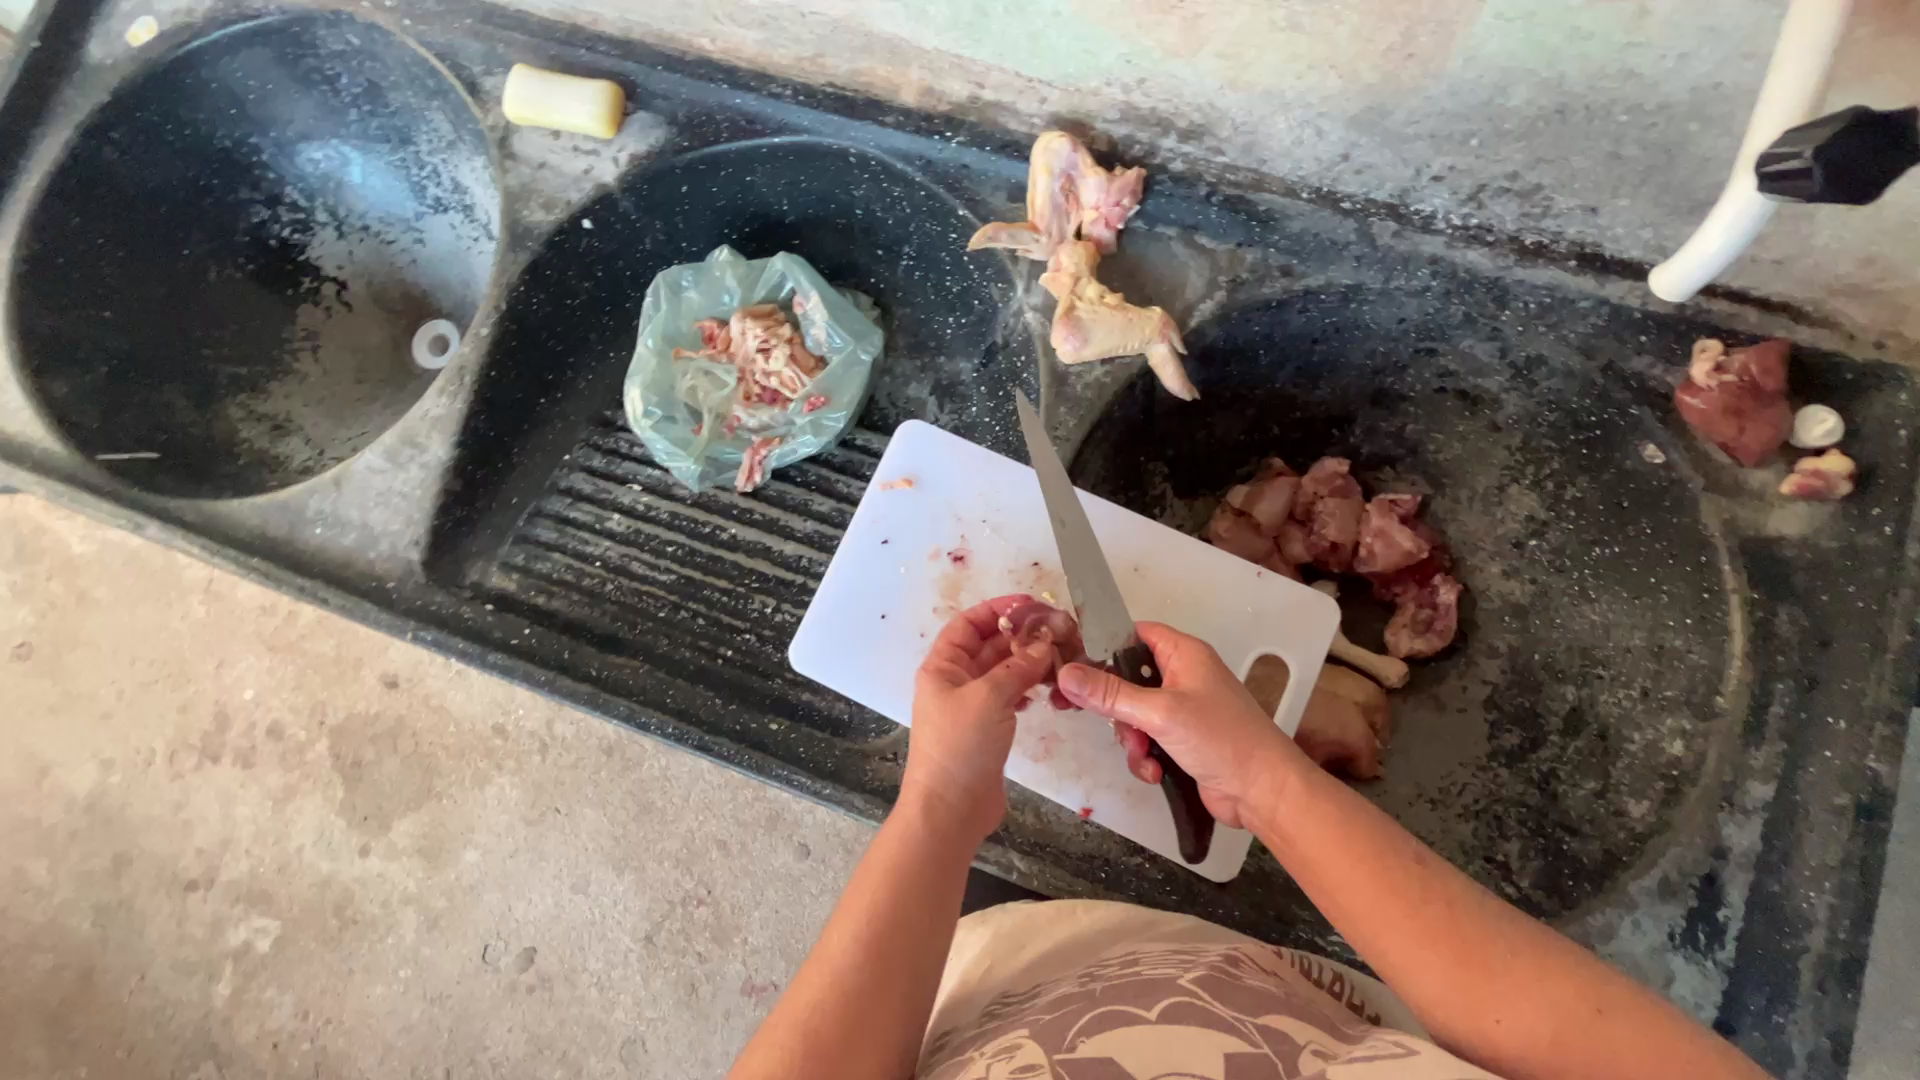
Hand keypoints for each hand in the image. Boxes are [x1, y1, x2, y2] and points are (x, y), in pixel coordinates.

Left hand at [903, 596, 1060, 844]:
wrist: (950, 811)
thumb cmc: (960, 747)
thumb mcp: (989, 697)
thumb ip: (1018, 667)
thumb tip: (1044, 643)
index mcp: (942, 666)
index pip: (968, 624)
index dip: (997, 609)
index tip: (1032, 605)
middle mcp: (954, 681)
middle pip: (989, 646)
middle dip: (1021, 636)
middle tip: (1058, 631)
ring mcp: (971, 706)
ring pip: (1003, 672)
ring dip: (1028, 662)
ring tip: (1060, 659)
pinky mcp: (987, 729)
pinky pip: (1009, 696)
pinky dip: (1028, 688)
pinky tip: (1047, 689)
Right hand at [1057, 622, 1305, 828]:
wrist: (1264, 792)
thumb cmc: (1219, 738)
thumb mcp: (1159, 713)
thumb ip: (1110, 694)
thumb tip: (1065, 673)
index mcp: (1183, 653)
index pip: (1134, 634)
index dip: (1105, 647)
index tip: (1077, 668)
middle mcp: (1182, 676)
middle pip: (1127, 680)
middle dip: (1116, 708)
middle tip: (1108, 723)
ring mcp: (1182, 710)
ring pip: (1133, 715)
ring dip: (1132, 740)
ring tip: (1146, 756)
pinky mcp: (1182, 741)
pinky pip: (1148, 741)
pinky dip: (1146, 757)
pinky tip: (1156, 772)